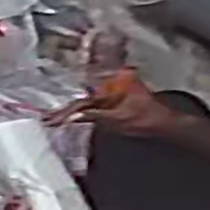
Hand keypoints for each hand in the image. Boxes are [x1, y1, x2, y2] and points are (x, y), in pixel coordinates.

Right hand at [46, 72, 193, 138]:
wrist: (164, 124)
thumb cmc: (146, 118)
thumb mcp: (121, 117)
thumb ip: (96, 115)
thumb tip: (72, 117)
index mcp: (115, 85)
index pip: (85, 99)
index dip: (67, 110)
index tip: (51, 119)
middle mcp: (111, 87)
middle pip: (81, 100)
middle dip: (63, 111)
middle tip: (45, 120)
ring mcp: (109, 96)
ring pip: (83, 104)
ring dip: (67, 113)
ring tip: (49, 121)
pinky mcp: (108, 104)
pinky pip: (88, 108)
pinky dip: (76, 115)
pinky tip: (64, 120)